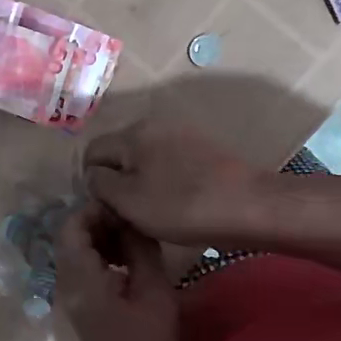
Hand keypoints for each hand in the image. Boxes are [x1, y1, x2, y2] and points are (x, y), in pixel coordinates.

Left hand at [55, 203, 177, 340]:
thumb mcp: (154, 293)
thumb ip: (142, 251)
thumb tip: (135, 222)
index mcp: (81, 276)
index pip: (72, 225)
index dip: (96, 210)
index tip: (127, 208)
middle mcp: (67, 282)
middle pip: (71, 236)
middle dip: (100, 222)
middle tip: (133, 222)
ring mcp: (71, 295)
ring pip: (77, 252)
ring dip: (101, 239)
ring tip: (135, 239)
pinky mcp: (81, 306)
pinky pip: (84, 269)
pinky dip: (102, 257)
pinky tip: (129, 262)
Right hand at [83, 121, 273, 246]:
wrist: (249, 206)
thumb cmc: (181, 206)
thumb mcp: (129, 200)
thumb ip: (101, 185)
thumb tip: (93, 176)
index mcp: (133, 133)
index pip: (92, 152)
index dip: (91, 183)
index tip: (106, 210)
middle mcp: (155, 125)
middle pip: (120, 155)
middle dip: (118, 183)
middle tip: (128, 215)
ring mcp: (183, 136)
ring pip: (145, 161)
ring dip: (142, 186)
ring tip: (154, 214)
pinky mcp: (204, 151)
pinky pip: (169, 166)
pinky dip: (166, 184)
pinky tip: (178, 206)